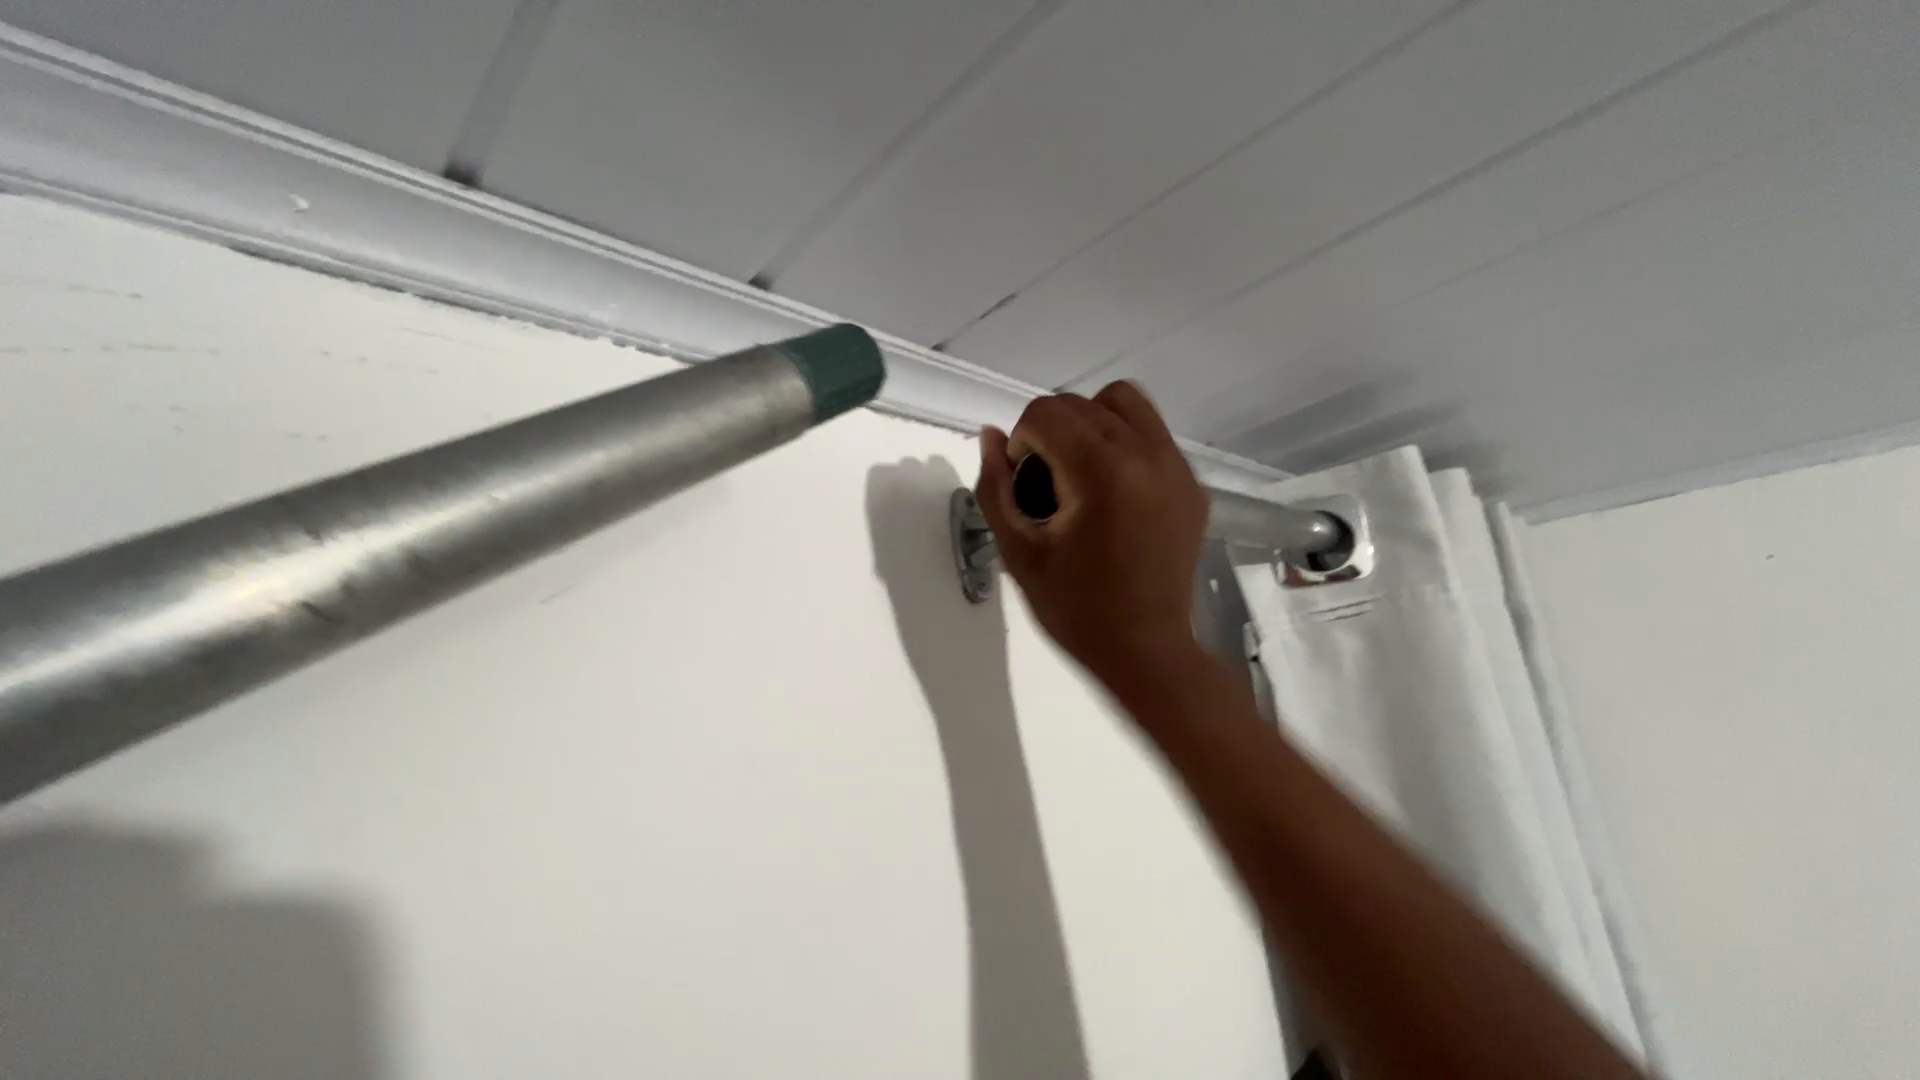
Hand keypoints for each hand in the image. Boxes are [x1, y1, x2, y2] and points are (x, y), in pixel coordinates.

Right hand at [975, 382, 1210, 692]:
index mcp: (1102, 472)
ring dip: (1091, 423)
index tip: (1024, 485)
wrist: (1146, 650)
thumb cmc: (1075, 609)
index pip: (1046, 413)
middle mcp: (1146, 455)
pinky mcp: (1192, 484)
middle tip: (1046, 484)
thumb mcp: (1019, 552)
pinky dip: (1124, 443)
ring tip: (1081, 473)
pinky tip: (1113, 493)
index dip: (1022, 443)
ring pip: (1125, 402)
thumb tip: (991, 435)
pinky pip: (1152, 434)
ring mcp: (1177, 467)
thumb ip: (996, 488)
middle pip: (1082, 403)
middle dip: (1052, 432)